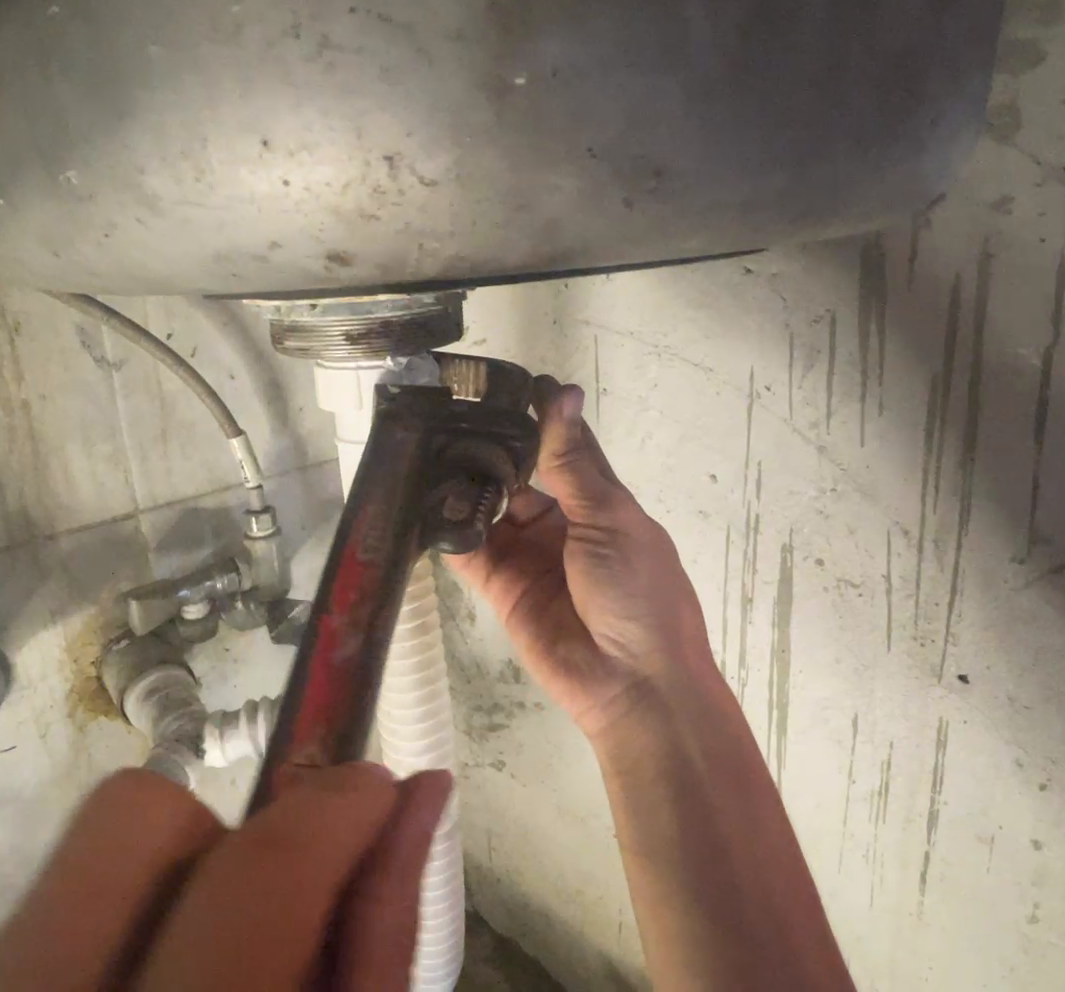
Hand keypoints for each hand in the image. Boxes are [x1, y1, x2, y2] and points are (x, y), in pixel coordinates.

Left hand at [0, 764, 451, 991]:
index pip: (258, 876)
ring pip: (78, 869)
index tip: (374, 794)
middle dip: (219, 834)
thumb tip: (418, 793)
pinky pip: (37, 929)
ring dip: (165, 899)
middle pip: (128, 822)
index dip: (336, 808)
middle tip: (264, 907)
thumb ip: (383, 934)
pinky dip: (111, 946)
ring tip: (199, 987)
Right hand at [446, 377, 714, 737]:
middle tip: (449, 413)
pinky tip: (426, 502)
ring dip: (466, 484)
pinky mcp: (500, 588)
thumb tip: (563, 393)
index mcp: (598, 502)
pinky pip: (469, 552)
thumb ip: (573, 463)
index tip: (508, 381)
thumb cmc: (639, 590)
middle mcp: (559, 523)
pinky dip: (450, 529)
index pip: (564, 447)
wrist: (633, 683)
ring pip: (489, 508)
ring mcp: (527, 555)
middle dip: (491, 449)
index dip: (540, 416)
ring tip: (429, 449)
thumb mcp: (610, 518)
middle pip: (518, 475)